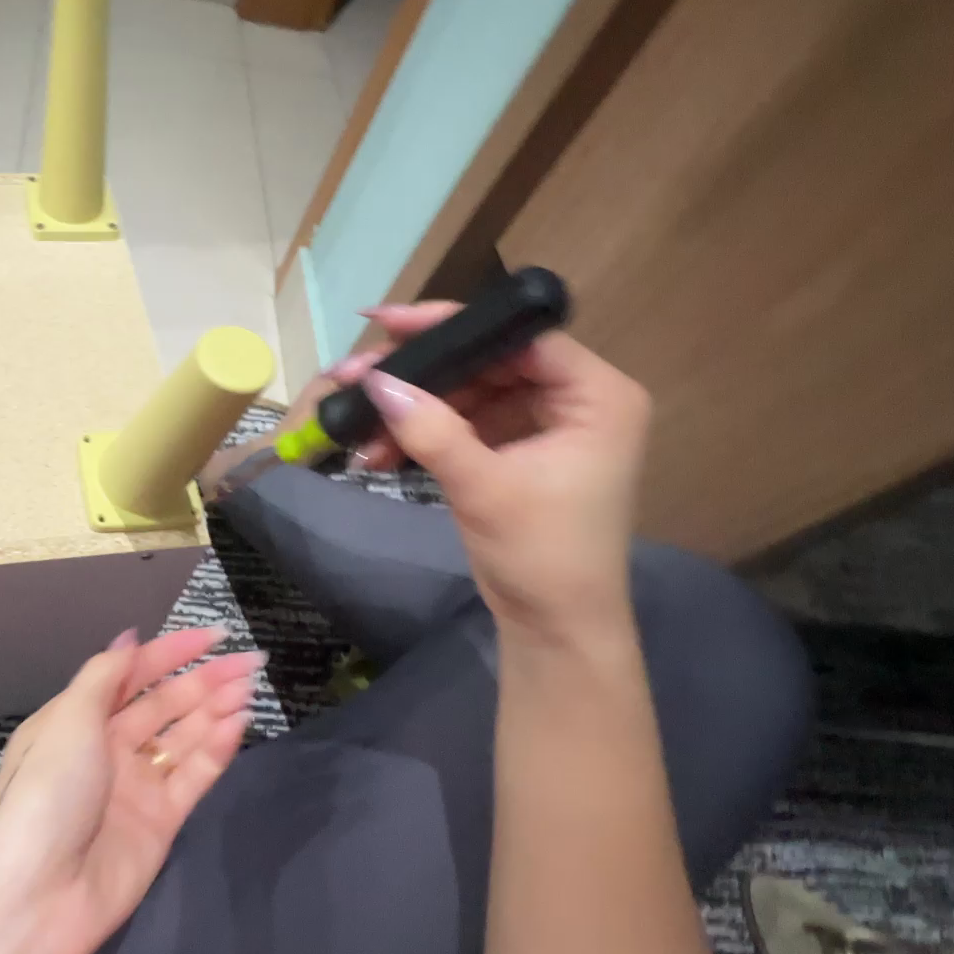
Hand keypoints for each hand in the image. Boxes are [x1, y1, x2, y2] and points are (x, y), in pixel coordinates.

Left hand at [0, 626, 261, 953]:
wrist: (34, 897)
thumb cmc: (46, 793)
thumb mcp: (68, 719)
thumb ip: (104, 675)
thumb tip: (129, 635)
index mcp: (80, 716)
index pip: (134, 672)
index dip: (173, 651)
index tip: (215, 635)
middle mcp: (109, 746)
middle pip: (166, 702)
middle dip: (205, 679)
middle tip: (250, 660)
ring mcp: (137, 785)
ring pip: (185, 736)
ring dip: (217, 709)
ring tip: (251, 686)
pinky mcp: (160, 822)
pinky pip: (194, 775)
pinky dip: (217, 749)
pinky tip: (239, 723)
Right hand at [356, 303, 651, 643]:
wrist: (553, 629)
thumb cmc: (542, 555)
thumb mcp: (483, 486)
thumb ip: (429, 428)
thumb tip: (372, 381)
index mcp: (597, 396)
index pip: (518, 337)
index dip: (450, 324)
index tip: (386, 325)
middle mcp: (575, 400)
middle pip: (485, 362)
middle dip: (418, 373)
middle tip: (356, 374)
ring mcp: (543, 426)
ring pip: (466, 394)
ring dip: (412, 409)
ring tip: (357, 424)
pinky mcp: (515, 452)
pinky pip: (461, 425)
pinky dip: (422, 434)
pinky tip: (377, 451)